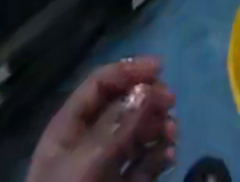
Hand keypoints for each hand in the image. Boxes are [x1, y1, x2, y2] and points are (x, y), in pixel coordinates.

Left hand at [27, 57, 178, 181]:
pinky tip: (169, 156)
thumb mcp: (86, 166)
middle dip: (147, 99)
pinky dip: (157, 156)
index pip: (99, 86)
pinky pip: (142, 165)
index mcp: (68, 130)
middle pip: (121, 107)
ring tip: (172, 134)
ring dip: (156, 126)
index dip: (128, 71)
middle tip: (171, 103)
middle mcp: (86, 144)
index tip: (160, 68)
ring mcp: (103, 170)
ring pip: (135, 134)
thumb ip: (116, 127)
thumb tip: (146, 89)